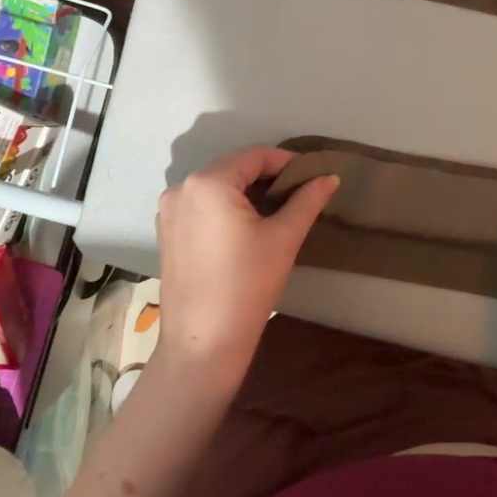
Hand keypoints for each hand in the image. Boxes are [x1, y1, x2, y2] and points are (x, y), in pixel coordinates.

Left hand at [156, 147, 339, 376]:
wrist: (204, 340)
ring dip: (246, 192)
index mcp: (208, 182)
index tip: (312, 176)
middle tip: (298, 194)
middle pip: (232, 169)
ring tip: (276, 211)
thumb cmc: (247, 284)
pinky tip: (245, 228)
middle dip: (266, 177)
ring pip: (216, 187)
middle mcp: (181, 188)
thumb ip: (307, 200)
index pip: (254, 156)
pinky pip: (201, 206)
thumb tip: (330, 176)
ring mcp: (168, 211)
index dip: (287, 162)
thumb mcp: (283, 237)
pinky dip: (224, 208)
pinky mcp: (166, 232)